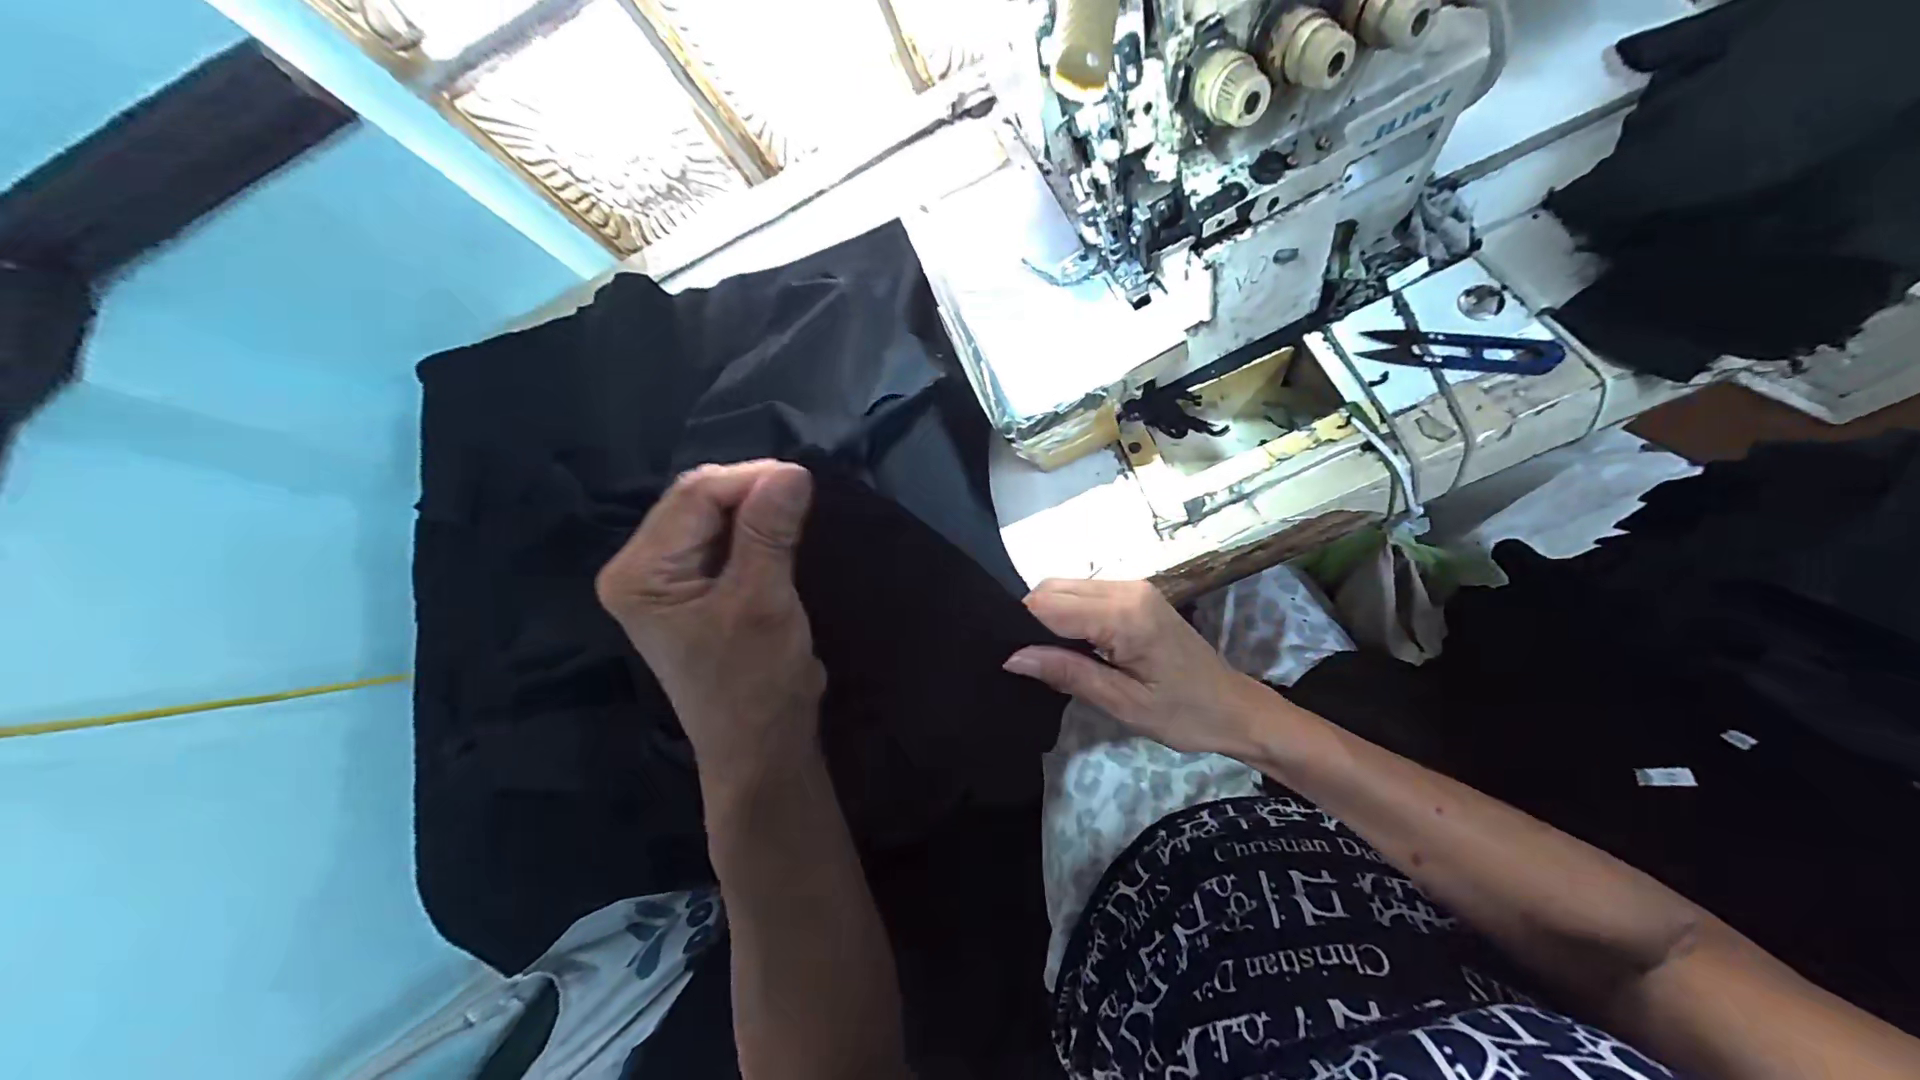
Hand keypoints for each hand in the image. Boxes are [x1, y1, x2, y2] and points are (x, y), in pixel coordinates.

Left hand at [596, 461, 824, 795]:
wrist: (762, 749)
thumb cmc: (755, 683)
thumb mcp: (763, 602)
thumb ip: (769, 533)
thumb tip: (792, 470)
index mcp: (640, 573)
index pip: (693, 497)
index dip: (750, 479)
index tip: (804, 479)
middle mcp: (640, 569)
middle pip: (696, 501)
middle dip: (751, 490)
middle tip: (803, 493)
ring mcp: (664, 580)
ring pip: (711, 517)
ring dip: (754, 508)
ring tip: (797, 508)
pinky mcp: (691, 589)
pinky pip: (721, 539)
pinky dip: (753, 528)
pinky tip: (780, 528)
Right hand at [1003, 579, 1285, 758]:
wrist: (1236, 708)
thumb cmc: (1185, 714)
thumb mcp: (1123, 703)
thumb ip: (1067, 673)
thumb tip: (1013, 657)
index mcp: (1125, 615)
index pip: (1050, 605)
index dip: (1021, 627)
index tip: (1007, 657)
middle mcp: (1126, 588)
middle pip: (1053, 588)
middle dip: (1030, 618)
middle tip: (1024, 660)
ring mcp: (1133, 587)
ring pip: (1066, 587)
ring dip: (1047, 615)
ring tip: (1044, 655)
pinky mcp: (1135, 594)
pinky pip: (1084, 593)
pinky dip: (1066, 613)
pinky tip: (1068, 644)